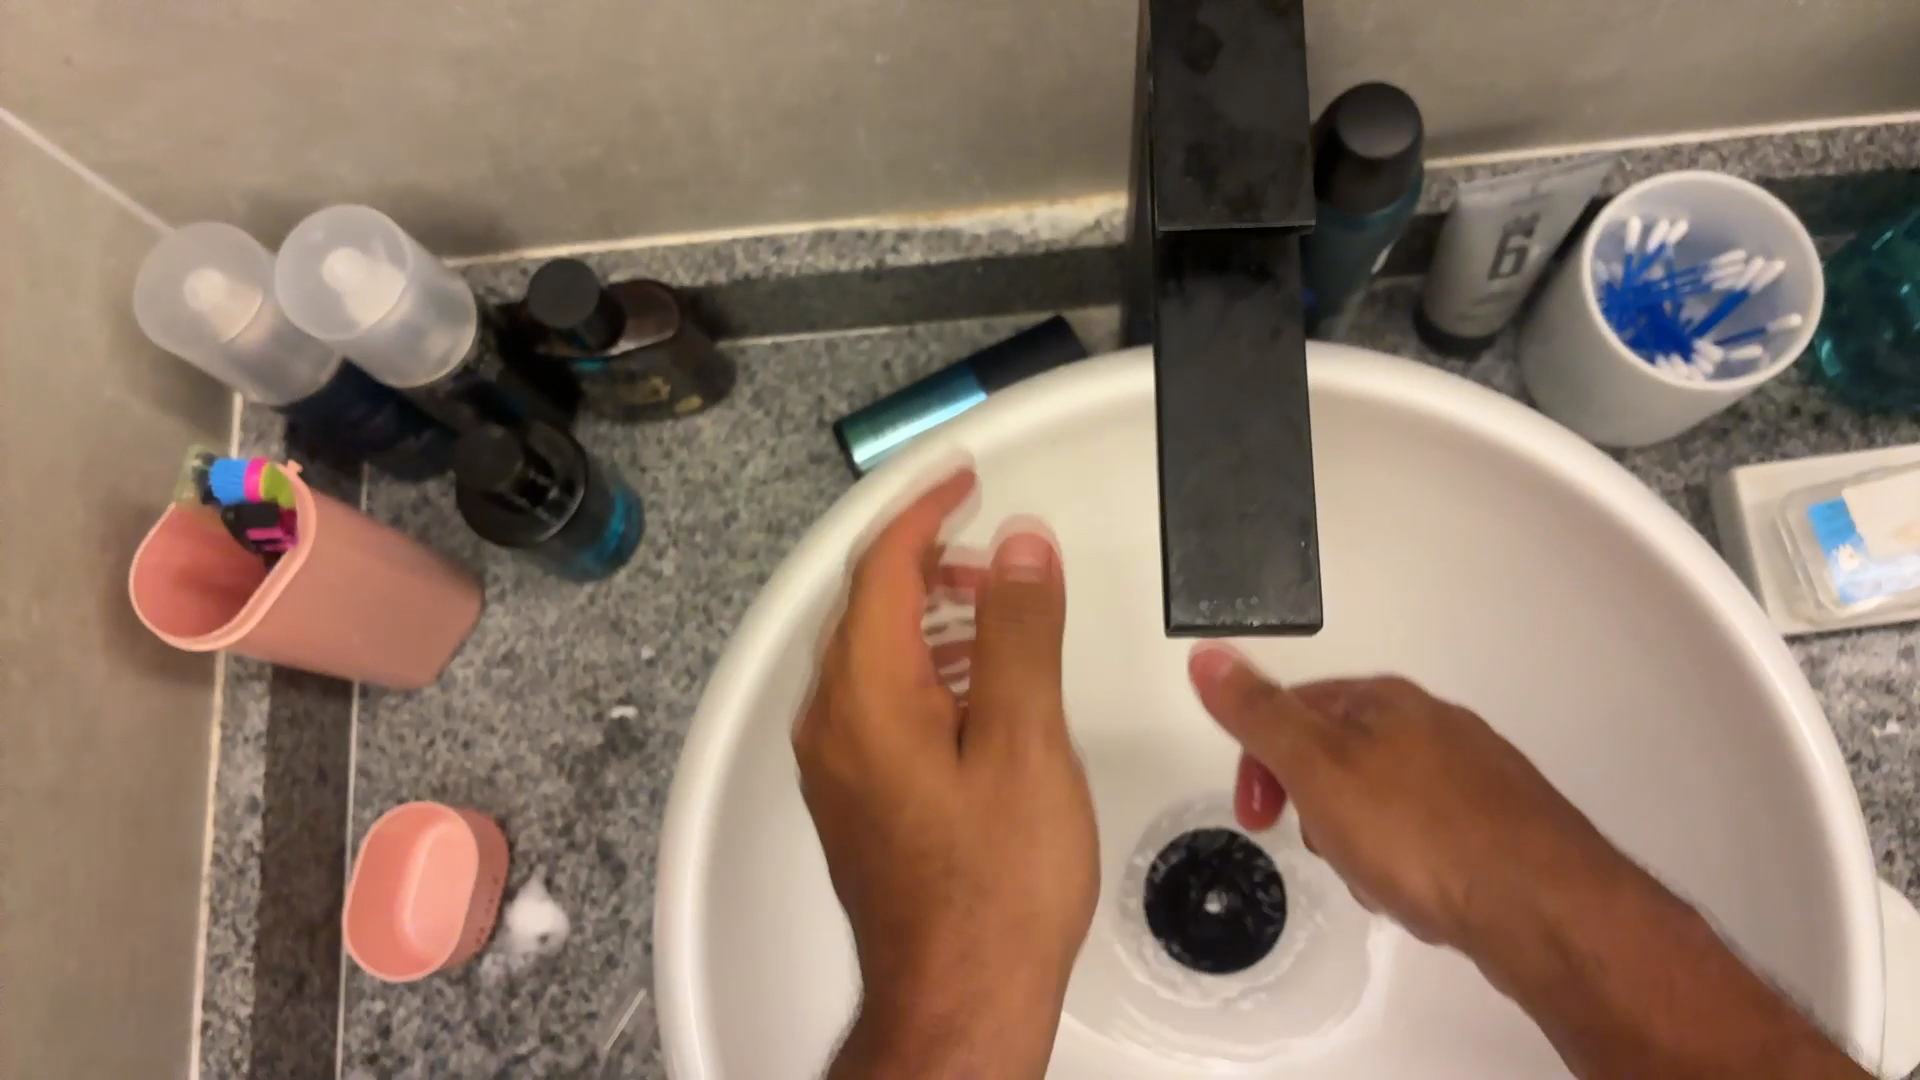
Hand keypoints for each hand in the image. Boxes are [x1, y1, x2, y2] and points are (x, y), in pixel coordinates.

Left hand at [797, 467, 1097, 1076]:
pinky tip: (976, 680)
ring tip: (997, 607)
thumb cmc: (997, 879)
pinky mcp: (855, 789)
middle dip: (929, 560)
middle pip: (870, 604)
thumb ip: (1019, 629)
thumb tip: (1019, 542)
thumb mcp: (1024, 739)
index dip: (922, 511)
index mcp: (866, 693)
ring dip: (931, 612)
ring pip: (874, 649)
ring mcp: (836, 758)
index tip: (962, 477)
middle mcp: (832, 718)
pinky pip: (879, 694)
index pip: (882, 567)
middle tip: (995, 551)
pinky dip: (925, 663)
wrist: (957, 1002)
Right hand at [1188, 649, 1872, 1079]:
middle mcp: (1432, 722)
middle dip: (1312, 800)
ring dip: (1357, 832)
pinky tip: (1418, 890)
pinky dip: (1406, 854)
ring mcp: (1475, 772)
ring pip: (1382, 791)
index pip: (1292, 706)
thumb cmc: (1423, 835)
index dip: (1259, 760)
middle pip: (1337, 750)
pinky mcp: (1505, 822)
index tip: (1257, 813)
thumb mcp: (1315, 766)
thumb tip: (1207, 654)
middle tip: (1318, 844)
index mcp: (1382, 700)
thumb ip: (1256, 711)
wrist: (1553, 916)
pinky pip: (1428, 827)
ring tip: (1372, 876)